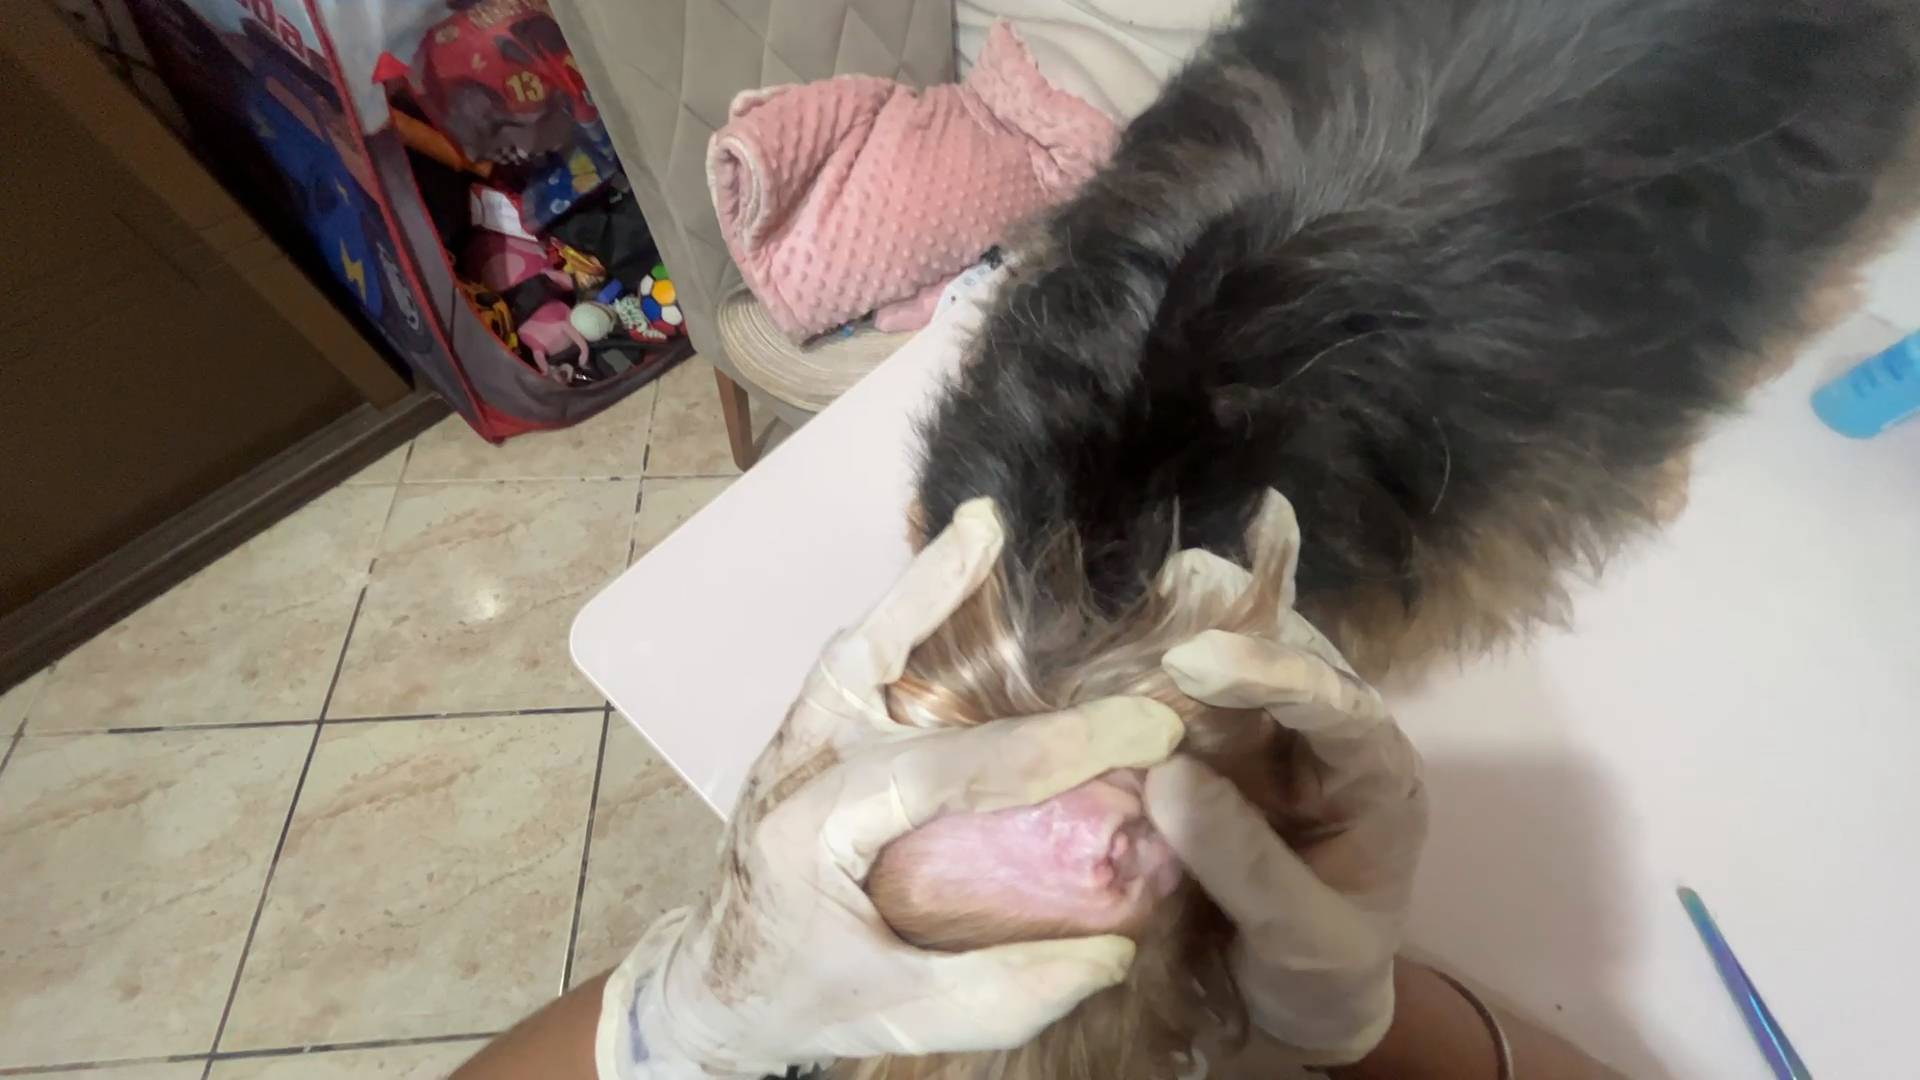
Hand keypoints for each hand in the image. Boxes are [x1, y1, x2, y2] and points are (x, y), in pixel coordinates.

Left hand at [612, 498, 1185, 1077]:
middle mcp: (800, 759)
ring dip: (921, 582)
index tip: (1148, 730)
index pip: (957, 772)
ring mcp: (800, 734)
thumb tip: (1113, 945)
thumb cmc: (796, 992)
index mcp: (813, 826)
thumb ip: (1002, 988)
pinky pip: (861, 654)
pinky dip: (905, 609)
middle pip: (878, 662)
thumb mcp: (894, 1013)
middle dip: (958, 605)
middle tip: (1003, 535)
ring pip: (863, 638)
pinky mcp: (813, 727)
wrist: (714, 979)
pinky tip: (949, 581)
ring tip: (977, 528)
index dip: (1061, 749)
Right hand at [1143, 494, 1427, 1066]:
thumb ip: (1246, 863)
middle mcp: (1322, 736)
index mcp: (1375, 775)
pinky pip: (1184, 700)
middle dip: (1216, 643)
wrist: (1294, 993)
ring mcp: (1264, 735)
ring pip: (1226, 668)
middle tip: (1144, 646)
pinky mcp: (1214, 745)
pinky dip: (1148, 690)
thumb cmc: (1323, 970)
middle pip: (1280, 657)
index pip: (1339, 705)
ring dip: (1172, 661)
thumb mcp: (1304, 940)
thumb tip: (1164, 772)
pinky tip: (1111, 687)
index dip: (1271, 674)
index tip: (1193, 663)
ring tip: (1117, 662)